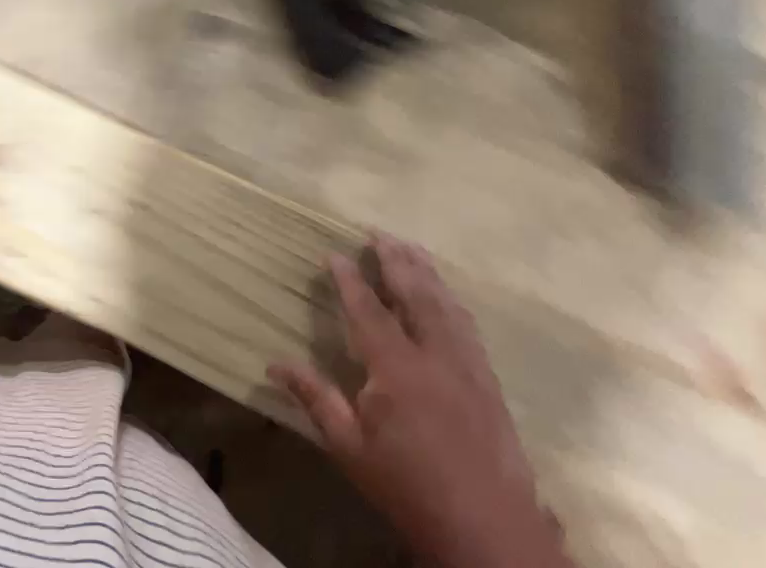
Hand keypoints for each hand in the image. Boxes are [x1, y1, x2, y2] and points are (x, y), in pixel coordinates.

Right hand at [269, 234, 569, 567]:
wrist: (490, 532)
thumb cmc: (407, 487)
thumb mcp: (349, 447)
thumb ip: (316, 398)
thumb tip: (274, 363)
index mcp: (398, 371)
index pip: (369, 312)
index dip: (350, 280)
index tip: (333, 253)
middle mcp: (438, 360)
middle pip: (418, 298)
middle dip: (397, 262)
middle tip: (379, 233)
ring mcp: (471, 372)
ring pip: (449, 310)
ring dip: (429, 276)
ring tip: (412, 250)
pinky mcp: (491, 388)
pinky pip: (470, 331)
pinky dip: (453, 305)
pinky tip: (448, 300)